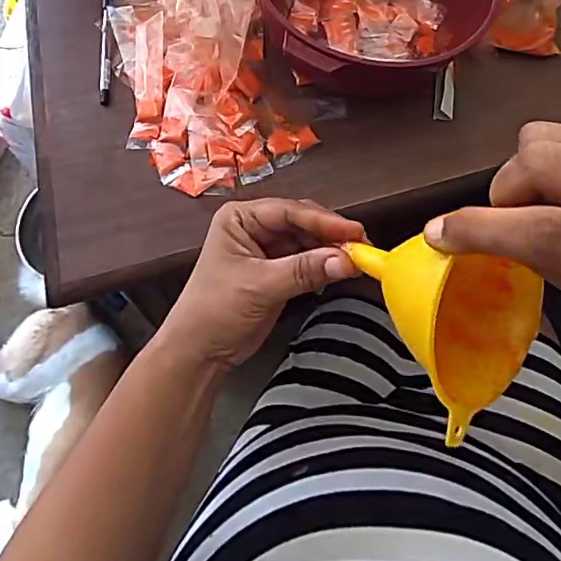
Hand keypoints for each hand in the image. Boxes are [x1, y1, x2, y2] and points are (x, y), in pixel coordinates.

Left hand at [158, 199, 364, 370]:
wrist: (199, 350)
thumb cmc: (214, 310)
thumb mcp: (260, 286)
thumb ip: (304, 270)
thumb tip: (346, 260)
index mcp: (239, 217)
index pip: (288, 211)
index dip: (323, 220)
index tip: (354, 231)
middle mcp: (253, 226)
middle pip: (301, 222)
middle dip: (330, 234)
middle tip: (361, 246)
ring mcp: (266, 248)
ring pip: (308, 240)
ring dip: (330, 250)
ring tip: (356, 260)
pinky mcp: (277, 270)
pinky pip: (307, 260)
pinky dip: (324, 265)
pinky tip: (341, 270)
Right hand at [425, 122, 560, 357]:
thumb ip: (540, 258)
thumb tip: (477, 229)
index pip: (549, 229)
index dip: (480, 229)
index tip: (436, 235)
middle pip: (539, 160)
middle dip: (504, 191)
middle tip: (513, 224)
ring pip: (541, 138)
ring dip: (521, 174)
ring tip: (542, 206)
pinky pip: (558, 136)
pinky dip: (542, 163)